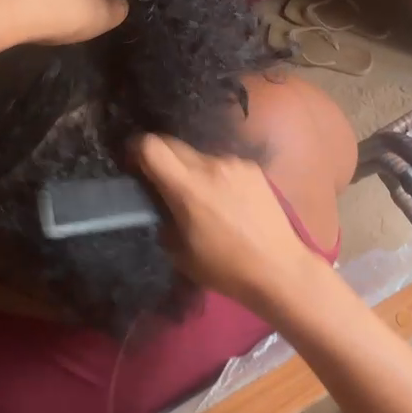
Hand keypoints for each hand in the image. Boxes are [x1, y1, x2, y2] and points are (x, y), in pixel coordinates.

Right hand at [133, 134, 328, 311]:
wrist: (279, 268)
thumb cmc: (225, 268)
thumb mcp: (180, 252)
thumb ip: (164, 218)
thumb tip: (159, 203)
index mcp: (188, 187)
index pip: (151, 146)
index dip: (136, 149)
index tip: (132, 163)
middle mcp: (211, 166)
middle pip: (173, 145)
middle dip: (161, 159)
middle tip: (160, 182)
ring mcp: (235, 164)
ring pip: (199, 156)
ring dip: (191, 169)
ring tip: (200, 199)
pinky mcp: (254, 169)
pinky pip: (223, 165)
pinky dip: (216, 176)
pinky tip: (227, 201)